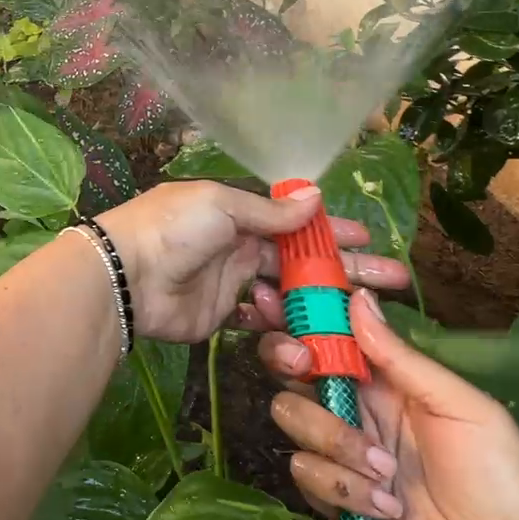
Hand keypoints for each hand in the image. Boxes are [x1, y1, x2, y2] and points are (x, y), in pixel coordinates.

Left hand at [94, 181, 409, 343]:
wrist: (128, 275)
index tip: (370, 240)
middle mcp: (236, 242)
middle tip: (390, 282)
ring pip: (286, 290)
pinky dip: (279, 321)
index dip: (331, 231)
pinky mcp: (222, 313)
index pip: (292, 220)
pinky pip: (262, 318)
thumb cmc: (174, 228)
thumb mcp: (221, 204)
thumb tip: (316, 196)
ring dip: (316, 300)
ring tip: (348, 310)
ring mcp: (230, 279)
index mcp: (234, 210)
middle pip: (299, 257)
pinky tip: (292, 322)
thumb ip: (269, 210)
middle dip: (343, 268)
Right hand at [251, 286, 518, 519]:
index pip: (331, 333)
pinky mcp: (333, 494)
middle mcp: (355, 406)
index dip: (298, 313)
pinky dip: (343, 488)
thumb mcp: (466, 411)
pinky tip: (383, 506)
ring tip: (384, 471)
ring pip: (291, 413)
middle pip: (291, 365)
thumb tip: (357, 295)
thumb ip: (404, 358)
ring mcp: (341, 450)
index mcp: (386, 379)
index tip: (272, 299)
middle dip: (286, 358)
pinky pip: (304, 471)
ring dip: (334, 440)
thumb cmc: (501, 484)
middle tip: (303, 366)